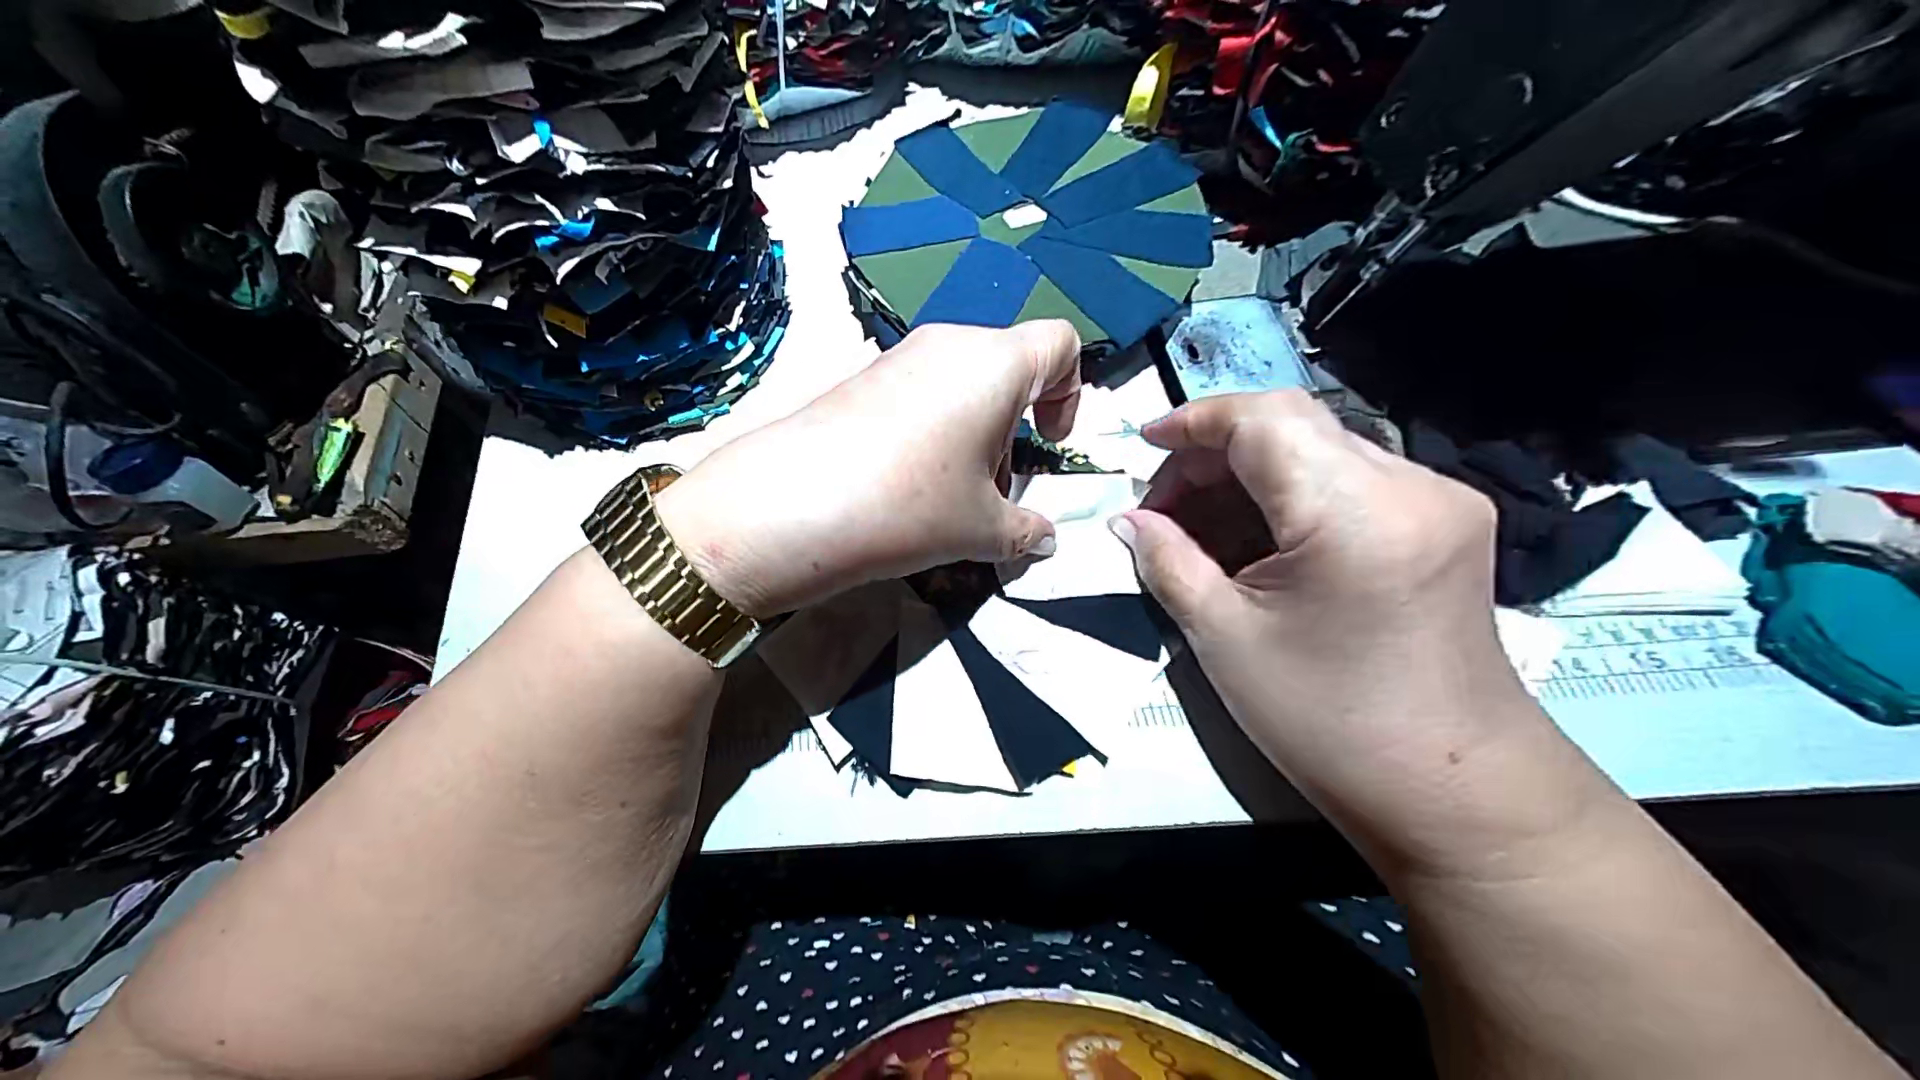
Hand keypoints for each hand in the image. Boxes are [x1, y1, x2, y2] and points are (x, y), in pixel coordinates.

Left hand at [653, 321, 1081, 617]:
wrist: (792, 504)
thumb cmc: (912, 505)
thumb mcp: (982, 528)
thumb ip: (1026, 530)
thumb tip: (1045, 539)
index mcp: (996, 363)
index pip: (1061, 343)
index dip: (1069, 391)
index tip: (1048, 441)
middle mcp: (951, 343)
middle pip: (1009, 366)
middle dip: (1017, 425)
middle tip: (996, 486)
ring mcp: (901, 355)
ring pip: (964, 381)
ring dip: (975, 431)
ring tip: (950, 493)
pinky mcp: (863, 376)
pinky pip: (922, 390)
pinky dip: (935, 427)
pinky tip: (909, 480)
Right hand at [1114, 391, 1582, 871]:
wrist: (1450, 791)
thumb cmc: (1326, 721)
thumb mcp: (1224, 637)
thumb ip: (1168, 561)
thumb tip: (1129, 521)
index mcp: (1355, 511)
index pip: (1263, 419)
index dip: (1194, 421)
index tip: (1145, 446)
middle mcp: (1411, 485)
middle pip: (1291, 427)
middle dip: (1214, 456)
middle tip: (1165, 510)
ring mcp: (1438, 500)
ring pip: (1318, 451)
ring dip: (1248, 478)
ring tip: (1200, 532)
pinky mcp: (1444, 523)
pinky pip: (1348, 482)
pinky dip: (1288, 499)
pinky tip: (1254, 544)